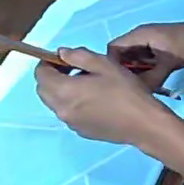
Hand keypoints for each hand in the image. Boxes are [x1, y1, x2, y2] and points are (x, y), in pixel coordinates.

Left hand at [35, 49, 177, 146]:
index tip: (65, 58)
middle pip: (44, 90)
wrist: (143, 124)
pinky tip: (95, 101)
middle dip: (52, 77)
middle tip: (74, 70)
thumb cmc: (125, 91)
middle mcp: (61, 110)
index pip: (40, 74)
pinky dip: (73, 104)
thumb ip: (79, 55)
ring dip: (63, 91)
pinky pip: (69, 114)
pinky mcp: (81, 131)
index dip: (48, 62)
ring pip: (56, 103)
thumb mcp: (104, 64)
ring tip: (88, 85)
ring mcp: (71, 123)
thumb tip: (62, 53)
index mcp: (63, 91)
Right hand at [107, 20, 183, 90]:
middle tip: (133, 86)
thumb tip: (139, 92)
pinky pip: (143, 62)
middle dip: (125, 72)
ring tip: (143, 86)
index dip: (113, 64)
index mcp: (138, 35)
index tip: (120, 79)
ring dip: (136, 73)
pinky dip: (145, 71)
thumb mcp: (169, 63)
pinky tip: (152, 82)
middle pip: (121, 56)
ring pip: (133, 60)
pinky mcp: (154, 50)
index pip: (114, 48)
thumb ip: (153, 77)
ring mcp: (147, 43)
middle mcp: (139, 38)